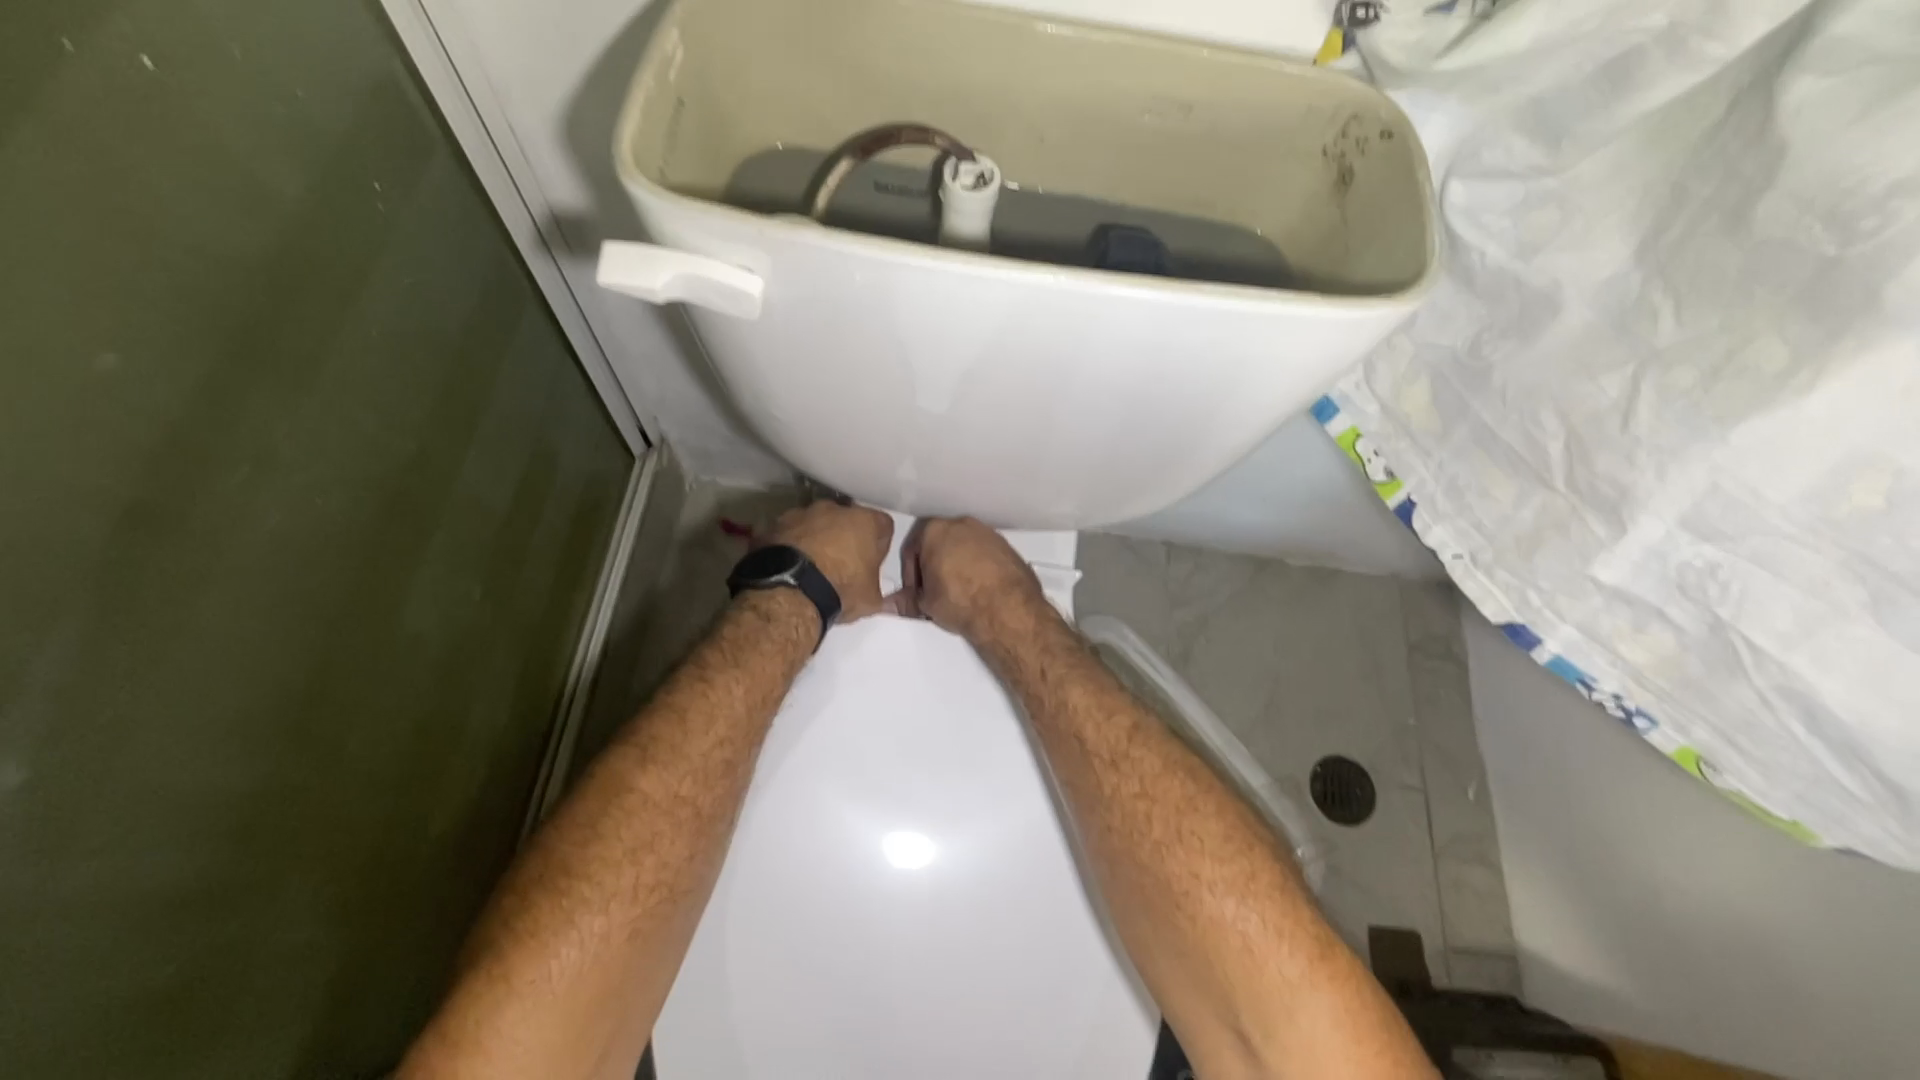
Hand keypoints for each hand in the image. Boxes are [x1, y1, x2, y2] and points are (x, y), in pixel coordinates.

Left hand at [763, 502, 894, 622]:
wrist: (788, 592)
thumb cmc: (839, 590)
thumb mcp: (871, 599)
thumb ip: (878, 589)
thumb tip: (880, 596)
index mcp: (865, 522)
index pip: (882, 525)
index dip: (879, 543)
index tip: (873, 560)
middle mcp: (834, 509)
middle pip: (846, 519)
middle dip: (845, 536)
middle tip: (842, 562)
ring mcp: (800, 514)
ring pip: (814, 522)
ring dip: (816, 538)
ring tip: (812, 566)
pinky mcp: (774, 525)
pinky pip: (788, 533)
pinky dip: (790, 544)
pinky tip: (790, 565)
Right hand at [893, 517, 1047, 642]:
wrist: (1007, 611)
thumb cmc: (964, 601)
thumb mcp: (926, 604)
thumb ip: (907, 600)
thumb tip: (895, 603)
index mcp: (935, 530)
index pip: (912, 548)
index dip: (910, 575)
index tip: (915, 591)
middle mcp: (962, 525)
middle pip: (940, 543)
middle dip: (935, 566)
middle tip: (934, 592)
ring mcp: (987, 534)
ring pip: (964, 547)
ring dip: (958, 565)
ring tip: (958, 594)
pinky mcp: (1007, 547)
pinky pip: (985, 554)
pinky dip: (980, 568)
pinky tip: (980, 590)